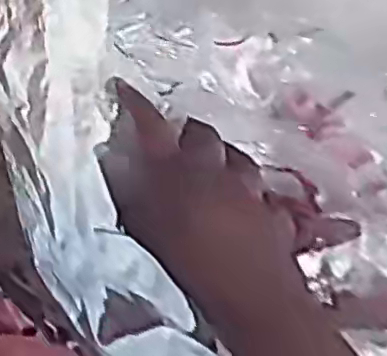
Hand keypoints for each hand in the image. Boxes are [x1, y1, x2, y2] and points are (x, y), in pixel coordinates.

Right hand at [101, 81, 355, 355]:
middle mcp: (210, 169)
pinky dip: (256, 196)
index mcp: (171, 165)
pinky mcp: (276, 219)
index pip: (148, 120)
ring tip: (214, 164)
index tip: (122, 87)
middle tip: (177, 138)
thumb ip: (126, 185)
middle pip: (201, 132)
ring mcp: (248, 192)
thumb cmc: (182, 257)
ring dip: (224, 157)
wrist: (250, 299)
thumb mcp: (138, 219)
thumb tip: (110, 160)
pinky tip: (250, 204)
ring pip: (238, 159)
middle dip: (188, 130)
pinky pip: (267, 198)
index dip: (134, 101)